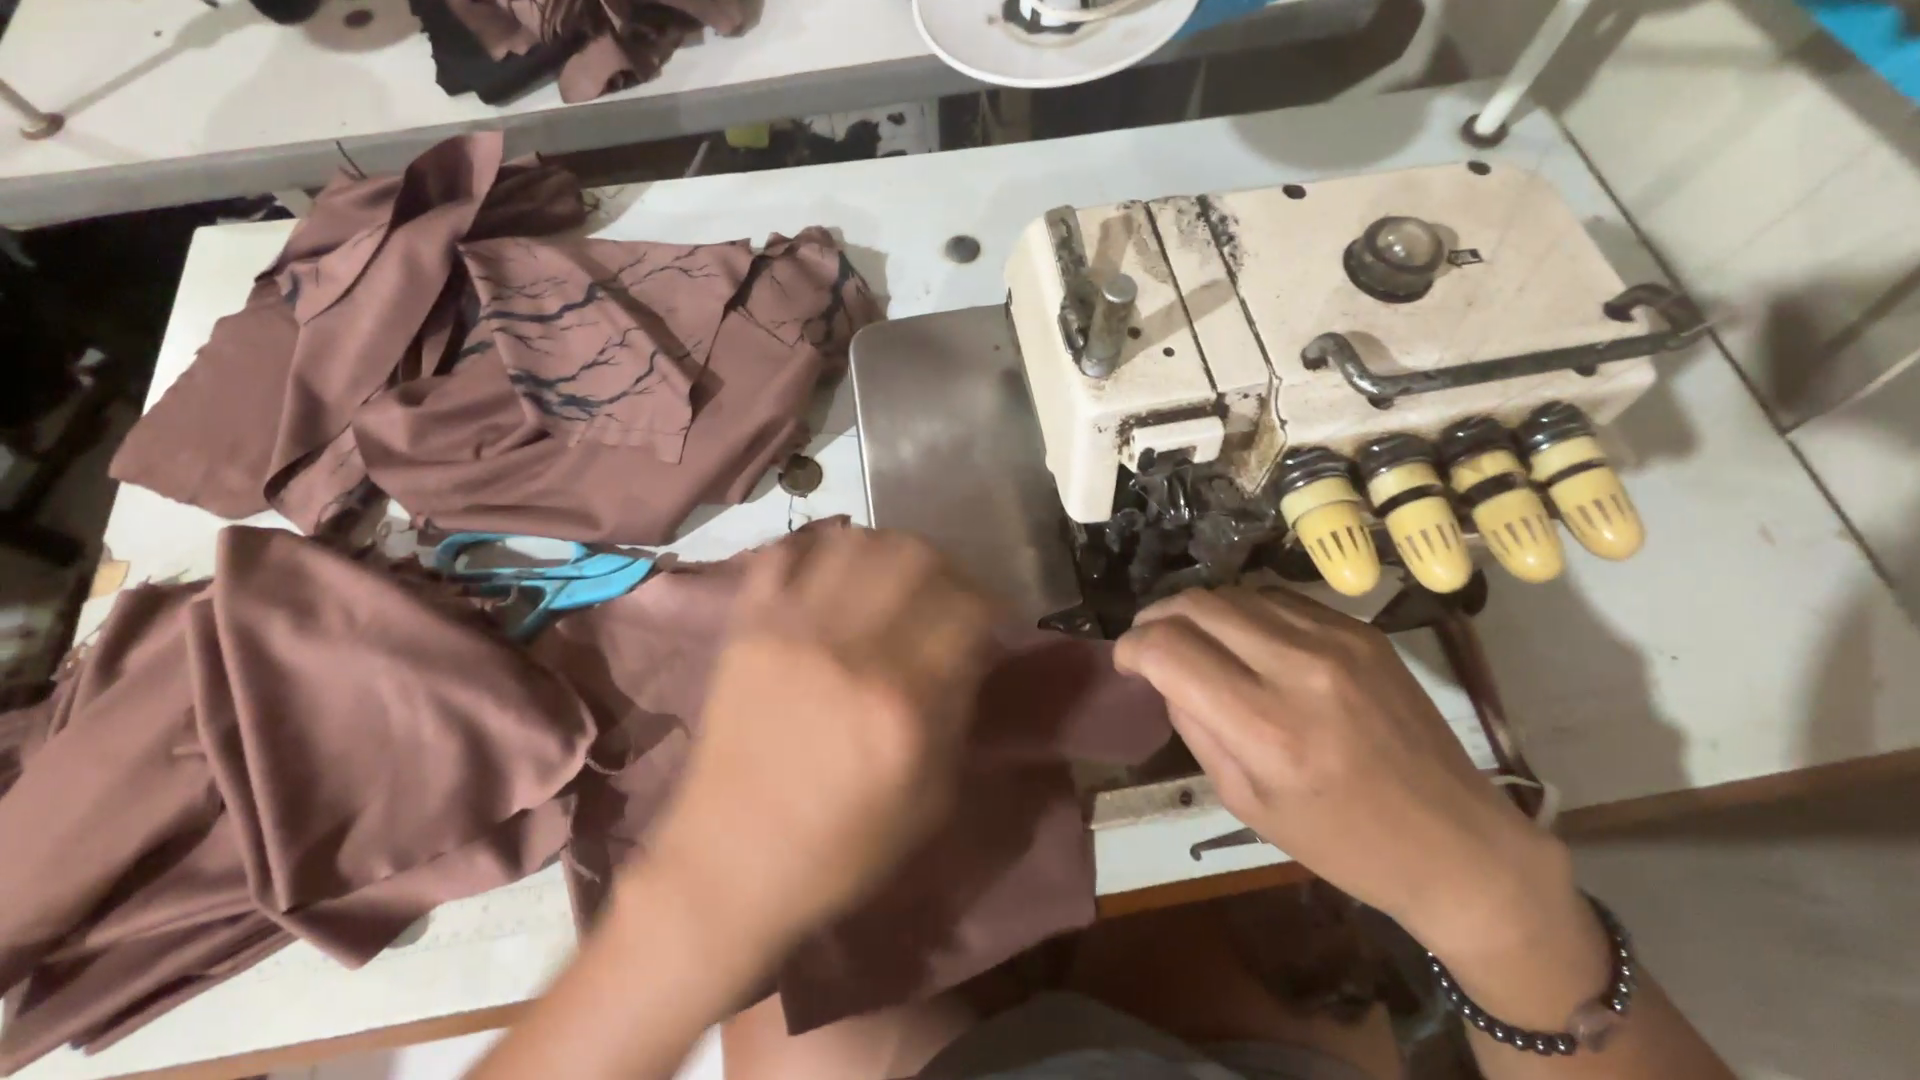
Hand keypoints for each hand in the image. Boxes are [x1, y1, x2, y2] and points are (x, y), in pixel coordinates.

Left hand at [638, 528, 996, 951]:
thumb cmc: (842, 848)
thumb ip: (960, 713)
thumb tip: (975, 655)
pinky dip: (821, 550)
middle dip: (949, 571)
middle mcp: (848, 649)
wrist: (730, 862)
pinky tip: (838, 575)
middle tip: (948, 598)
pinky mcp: (745, 626)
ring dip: (891, 553)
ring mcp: (789, 629)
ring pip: (857, 542)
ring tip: (895, 582)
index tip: (991, 625)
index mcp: (903, 701)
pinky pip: (786, 552)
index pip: (968, 607)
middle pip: (917, 557)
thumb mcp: (931, 799)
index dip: (991, 608)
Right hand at [1113, 586, 1574, 957]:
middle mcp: (1301, 669)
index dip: (1131, 647)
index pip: (1169, 650)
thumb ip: (1197, 729)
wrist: (1455, 840)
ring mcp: (1339, 642)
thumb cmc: (1342, 842)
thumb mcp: (1246, 803)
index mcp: (1267, 728)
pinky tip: (1244, 638)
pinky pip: (1281, 599)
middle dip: (1157, 618)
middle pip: (1198, 605)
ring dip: (1199, 611)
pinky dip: (1246, 611)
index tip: (1126, 662)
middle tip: (1148, 642)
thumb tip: (1166, 675)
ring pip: (1237, 592)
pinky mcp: (1364, 631)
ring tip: (1191, 638)